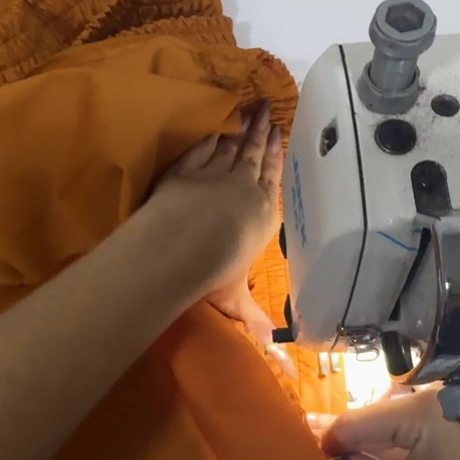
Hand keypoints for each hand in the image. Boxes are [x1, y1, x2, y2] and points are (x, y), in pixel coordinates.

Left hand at [143, 103, 285, 329]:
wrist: (181, 246)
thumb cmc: (214, 273)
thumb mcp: (235, 299)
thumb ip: (251, 318)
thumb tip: (271, 350)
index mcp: (263, 215)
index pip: (272, 180)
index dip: (275, 157)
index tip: (278, 134)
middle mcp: (244, 189)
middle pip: (254, 155)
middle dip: (262, 132)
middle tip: (267, 110)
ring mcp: (214, 174)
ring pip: (231, 146)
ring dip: (239, 128)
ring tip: (248, 110)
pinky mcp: (185, 169)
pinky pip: (201, 147)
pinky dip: (208, 135)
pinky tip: (211, 128)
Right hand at [322, 390, 459, 459]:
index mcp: (424, 410)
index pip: (360, 420)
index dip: (330, 439)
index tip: (305, 455)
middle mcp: (438, 395)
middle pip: (376, 413)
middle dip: (348, 437)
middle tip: (319, 458)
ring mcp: (452, 401)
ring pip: (393, 415)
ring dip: (370, 437)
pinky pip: (415, 420)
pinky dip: (394, 438)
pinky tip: (376, 457)